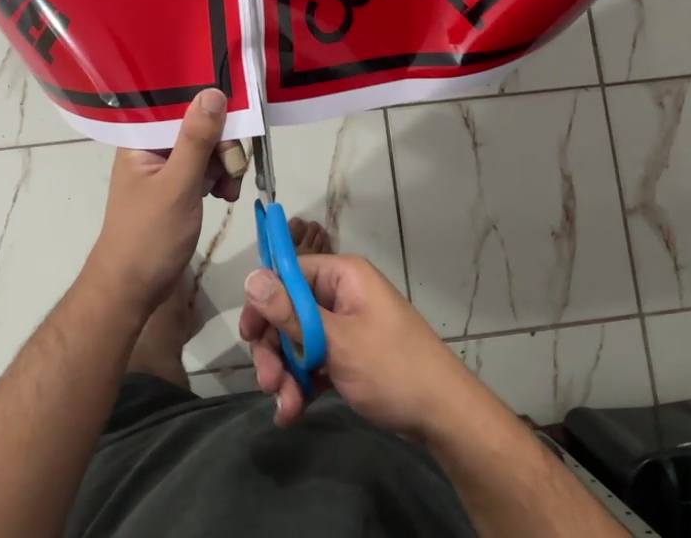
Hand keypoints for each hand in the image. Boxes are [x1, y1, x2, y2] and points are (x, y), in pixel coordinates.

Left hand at [86, 88, 236, 315]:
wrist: (132, 290)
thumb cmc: (149, 236)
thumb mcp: (178, 184)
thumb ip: (197, 138)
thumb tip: (214, 92)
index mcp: (140, 139)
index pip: (179, 105)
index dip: (209, 109)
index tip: (237, 120)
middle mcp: (151, 148)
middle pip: (197, 126)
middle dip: (222, 144)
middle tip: (234, 169)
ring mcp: (164, 169)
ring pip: (205, 149)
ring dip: (225, 165)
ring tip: (229, 191)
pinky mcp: (176, 188)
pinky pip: (204, 170)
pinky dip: (219, 179)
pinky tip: (226, 196)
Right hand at [238, 253, 473, 437]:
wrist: (443, 416)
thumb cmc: (391, 368)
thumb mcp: (336, 341)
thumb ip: (290, 312)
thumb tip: (251, 277)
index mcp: (344, 276)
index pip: (289, 274)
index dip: (264, 301)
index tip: (248, 333)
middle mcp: (343, 295)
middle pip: (289, 312)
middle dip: (274, 350)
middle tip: (267, 382)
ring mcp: (346, 327)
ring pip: (298, 342)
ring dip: (285, 374)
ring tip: (285, 407)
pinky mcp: (349, 357)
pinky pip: (314, 363)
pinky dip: (301, 385)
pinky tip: (291, 413)